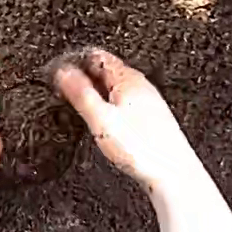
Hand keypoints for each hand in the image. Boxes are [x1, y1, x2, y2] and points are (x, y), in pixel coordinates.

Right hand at [51, 48, 206, 193]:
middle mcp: (142, 86)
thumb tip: (63, 73)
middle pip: (107, 70)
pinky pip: (124, 102)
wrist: (173, 174)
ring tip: (79, 101)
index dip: (75, 60)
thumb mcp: (101, 119)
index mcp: (129, 79)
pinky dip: (108, 105)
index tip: (58, 69)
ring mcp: (148, 102)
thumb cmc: (142, 149)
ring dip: (96, 90)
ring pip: (116, 87)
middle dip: (84, 75)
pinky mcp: (152, 119)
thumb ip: (81, 93)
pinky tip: (104, 119)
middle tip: (64, 85)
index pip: (97, 56)